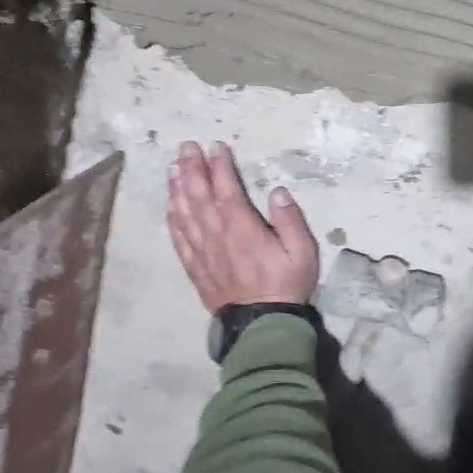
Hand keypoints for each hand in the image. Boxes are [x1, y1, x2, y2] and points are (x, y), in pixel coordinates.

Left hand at [166, 140, 319, 309]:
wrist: (263, 327)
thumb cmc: (287, 284)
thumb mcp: (303, 251)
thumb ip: (290, 220)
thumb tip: (277, 191)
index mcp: (243, 230)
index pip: (227, 192)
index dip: (220, 168)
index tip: (215, 146)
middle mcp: (217, 238)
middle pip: (200, 198)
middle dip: (192, 170)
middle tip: (186, 147)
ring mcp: (203, 254)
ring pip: (185, 216)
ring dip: (178, 190)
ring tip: (173, 167)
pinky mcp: (196, 268)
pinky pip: (179, 239)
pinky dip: (173, 219)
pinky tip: (170, 206)